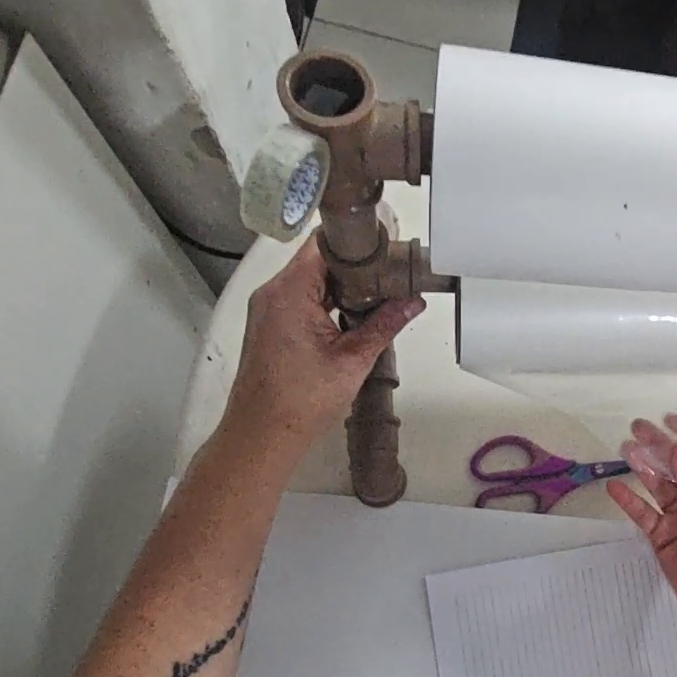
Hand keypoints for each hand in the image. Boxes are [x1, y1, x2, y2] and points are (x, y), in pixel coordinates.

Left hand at [221, 242, 423, 458]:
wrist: (263, 434)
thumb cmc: (302, 400)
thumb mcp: (354, 360)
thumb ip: (385, 325)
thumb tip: (414, 302)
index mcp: (289, 292)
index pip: (323, 245)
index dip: (356, 242)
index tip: (387, 249)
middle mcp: (273, 293)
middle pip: (318, 260)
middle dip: (356, 266)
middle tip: (393, 274)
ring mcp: (269, 309)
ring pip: (311, 280)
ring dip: (343, 286)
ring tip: (380, 294)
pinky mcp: (271, 325)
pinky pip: (302, 299)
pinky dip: (328, 301)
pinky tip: (354, 315)